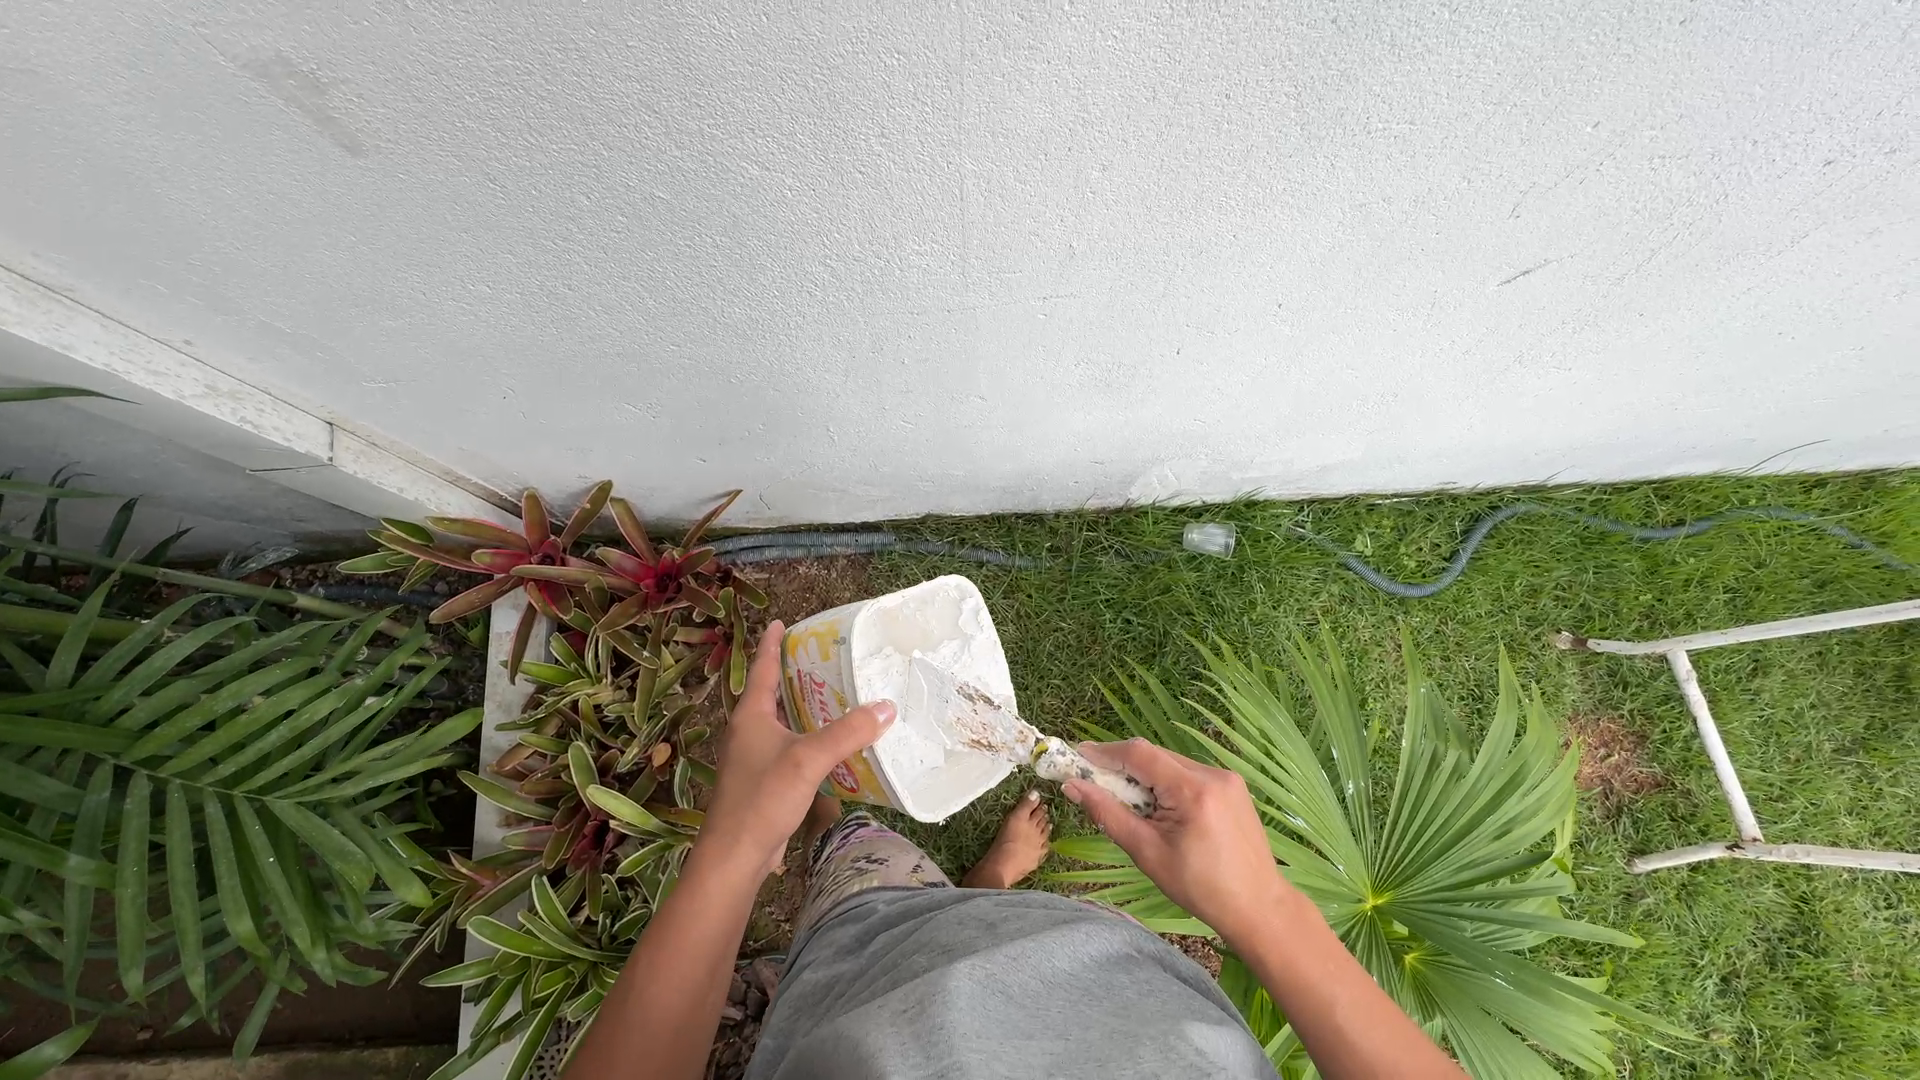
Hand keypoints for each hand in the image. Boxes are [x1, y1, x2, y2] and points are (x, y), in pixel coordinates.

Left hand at [699, 621, 895, 874]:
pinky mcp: (763, 783)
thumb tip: (886, 706)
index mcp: (750, 715)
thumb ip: (847, 732)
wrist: (734, 858)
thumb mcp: (808, 759)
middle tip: (822, 656)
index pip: (762, 668)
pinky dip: (807, 738)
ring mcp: (753, 759)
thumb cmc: (762, 799)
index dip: (772, 644)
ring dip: (801, 707)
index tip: (781, 622)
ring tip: (832, 694)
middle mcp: (748, 731)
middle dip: (793, 673)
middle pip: (770, 692)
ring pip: (780, 722)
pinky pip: (788, 748)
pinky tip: (829, 745)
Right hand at [1064, 739, 1300, 946]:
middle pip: (1154, 755)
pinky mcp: (1232, 786)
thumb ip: (1108, 813)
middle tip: (1095, 783)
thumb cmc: (1200, 887)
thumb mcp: (1147, 852)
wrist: (1259, 907)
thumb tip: (1073, 786)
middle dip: (1122, 766)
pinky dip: (1166, 782)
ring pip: (1170, 763)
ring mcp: (1226, 778)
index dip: (1105, 752)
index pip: (1139, 754)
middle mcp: (1213, 774)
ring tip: (1130, 805)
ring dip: (1144, 775)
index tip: (1077, 756)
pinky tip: (1159, 808)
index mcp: (1193, 791)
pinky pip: (1188, 773)